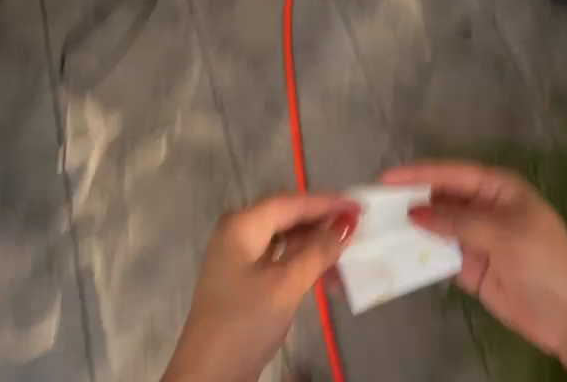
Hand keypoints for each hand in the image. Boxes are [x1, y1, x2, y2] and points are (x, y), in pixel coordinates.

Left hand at [161, 192, 359, 381]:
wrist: (208, 375)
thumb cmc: (245, 323)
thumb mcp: (285, 286)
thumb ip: (316, 252)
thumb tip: (343, 226)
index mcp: (242, 225)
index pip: (290, 203)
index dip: (325, 202)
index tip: (357, 205)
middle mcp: (237, 232)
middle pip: (285, 216)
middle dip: (320, 221)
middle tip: (355, 225)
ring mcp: (238, 257)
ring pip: (283, 238)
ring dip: (313, 244)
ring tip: (345, 253)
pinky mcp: (243, 279)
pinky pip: (278, 258)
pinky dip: (301, 261)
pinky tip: (323, 274)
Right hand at [383, 161, 566, 361]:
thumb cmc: (544, 261)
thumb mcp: (502, 233)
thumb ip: (457, 220)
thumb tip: (414, 212)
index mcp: (497, 188)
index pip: (451, 174)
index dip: (419, 174)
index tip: (386, 179)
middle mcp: (483, 208)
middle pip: (440, 198)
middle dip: (410, 200)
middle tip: (373, 204)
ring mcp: (476, 238)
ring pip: (436, 227)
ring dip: (411, 228)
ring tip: (376, 229)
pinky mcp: (471, 268)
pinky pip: (439, 255)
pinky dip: (420, 255)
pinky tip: (396, 255)